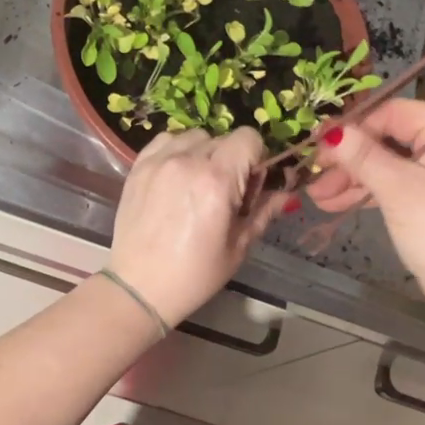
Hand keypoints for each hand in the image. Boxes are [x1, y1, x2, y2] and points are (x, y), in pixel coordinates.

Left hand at [110, 128, 285, 325]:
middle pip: (224, 138)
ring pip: (194, 136)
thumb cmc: (194, 275)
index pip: (249, 139)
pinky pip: (166, 140)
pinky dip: (177, 151)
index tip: (251, 183)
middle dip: (232, 160)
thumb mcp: (238, 248)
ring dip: (204, 153)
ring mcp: (159, 161)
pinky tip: (177, 176)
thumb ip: (263, 212)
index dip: (257, 158)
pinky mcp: (138, 166)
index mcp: (217, 181)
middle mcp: (187, 161)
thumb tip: (286, 191)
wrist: (139, 288)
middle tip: (226, 193)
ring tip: (198, 184)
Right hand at [306, 100, 424, 327]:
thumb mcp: (397, 190)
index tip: (316, 146)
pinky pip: (398, 184)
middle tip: (312, 178)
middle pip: (390, 138)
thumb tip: (330, 130)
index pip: (394, 112)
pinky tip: (337, 204)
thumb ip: (362, 156)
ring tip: (316, 198)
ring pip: (390, 163)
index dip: (353, 127)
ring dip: (352, 178)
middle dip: (349, 158)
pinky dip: (370, 193)